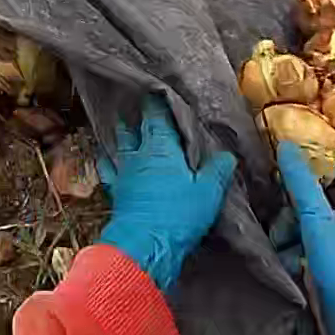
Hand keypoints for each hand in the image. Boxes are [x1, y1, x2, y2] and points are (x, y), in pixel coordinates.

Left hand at [96, 95, 235, 290]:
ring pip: (117, 145)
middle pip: (131, 126)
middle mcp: (137, 154)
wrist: (144, 245)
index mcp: (160, 146)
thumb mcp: (208, 193)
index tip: (155, 88)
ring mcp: (122, 172)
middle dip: (133, 114)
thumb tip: (227, 155)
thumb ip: (217, 171)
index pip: (155, 114)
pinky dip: (107, 161)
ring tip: (120, 127)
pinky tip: (107, 159)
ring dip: (120, 136)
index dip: (155, 100)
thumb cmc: (178, 214)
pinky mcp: (115, 192)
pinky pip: (108, 170)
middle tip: (134, 103)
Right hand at [277, 141, 334, 334]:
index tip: (270, 239)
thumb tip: (284, 140)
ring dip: (285, 278)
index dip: (278, 223)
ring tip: (288, 293)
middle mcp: (334, 244)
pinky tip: (296, 313)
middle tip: (278, 268)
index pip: (293, 210)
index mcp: (334, 222)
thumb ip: (301, 185)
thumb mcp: (318, 224)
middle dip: (278, 252)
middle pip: (290, 238)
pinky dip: (295, 301)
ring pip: (292, 266)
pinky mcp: (330, 304)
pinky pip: (301, 292)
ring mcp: (333, 276)